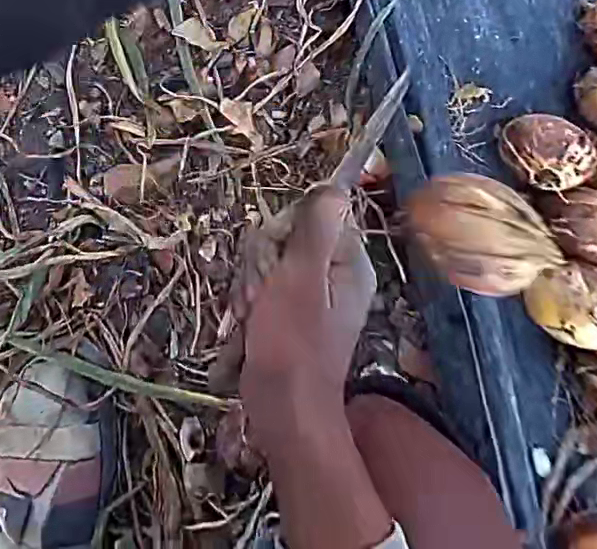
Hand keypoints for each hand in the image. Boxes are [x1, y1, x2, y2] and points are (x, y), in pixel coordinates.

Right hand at [237, 184, 391, 547]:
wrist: (281, 409)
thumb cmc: (291, 343)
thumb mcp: (300, 278)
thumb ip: (315, 230)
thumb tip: (336, 187)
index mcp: (349, 262)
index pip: (314, 213)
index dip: (285, 229)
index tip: (275, 256)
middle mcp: (335, 272)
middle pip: (287, 234)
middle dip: (262, 259)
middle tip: (260, 290)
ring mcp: (312, 291)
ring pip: (269, 257)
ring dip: (251, 280)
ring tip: (251, 310)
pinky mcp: (292, 308)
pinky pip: (264, 280)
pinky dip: (250, 296)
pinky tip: (246, 318)